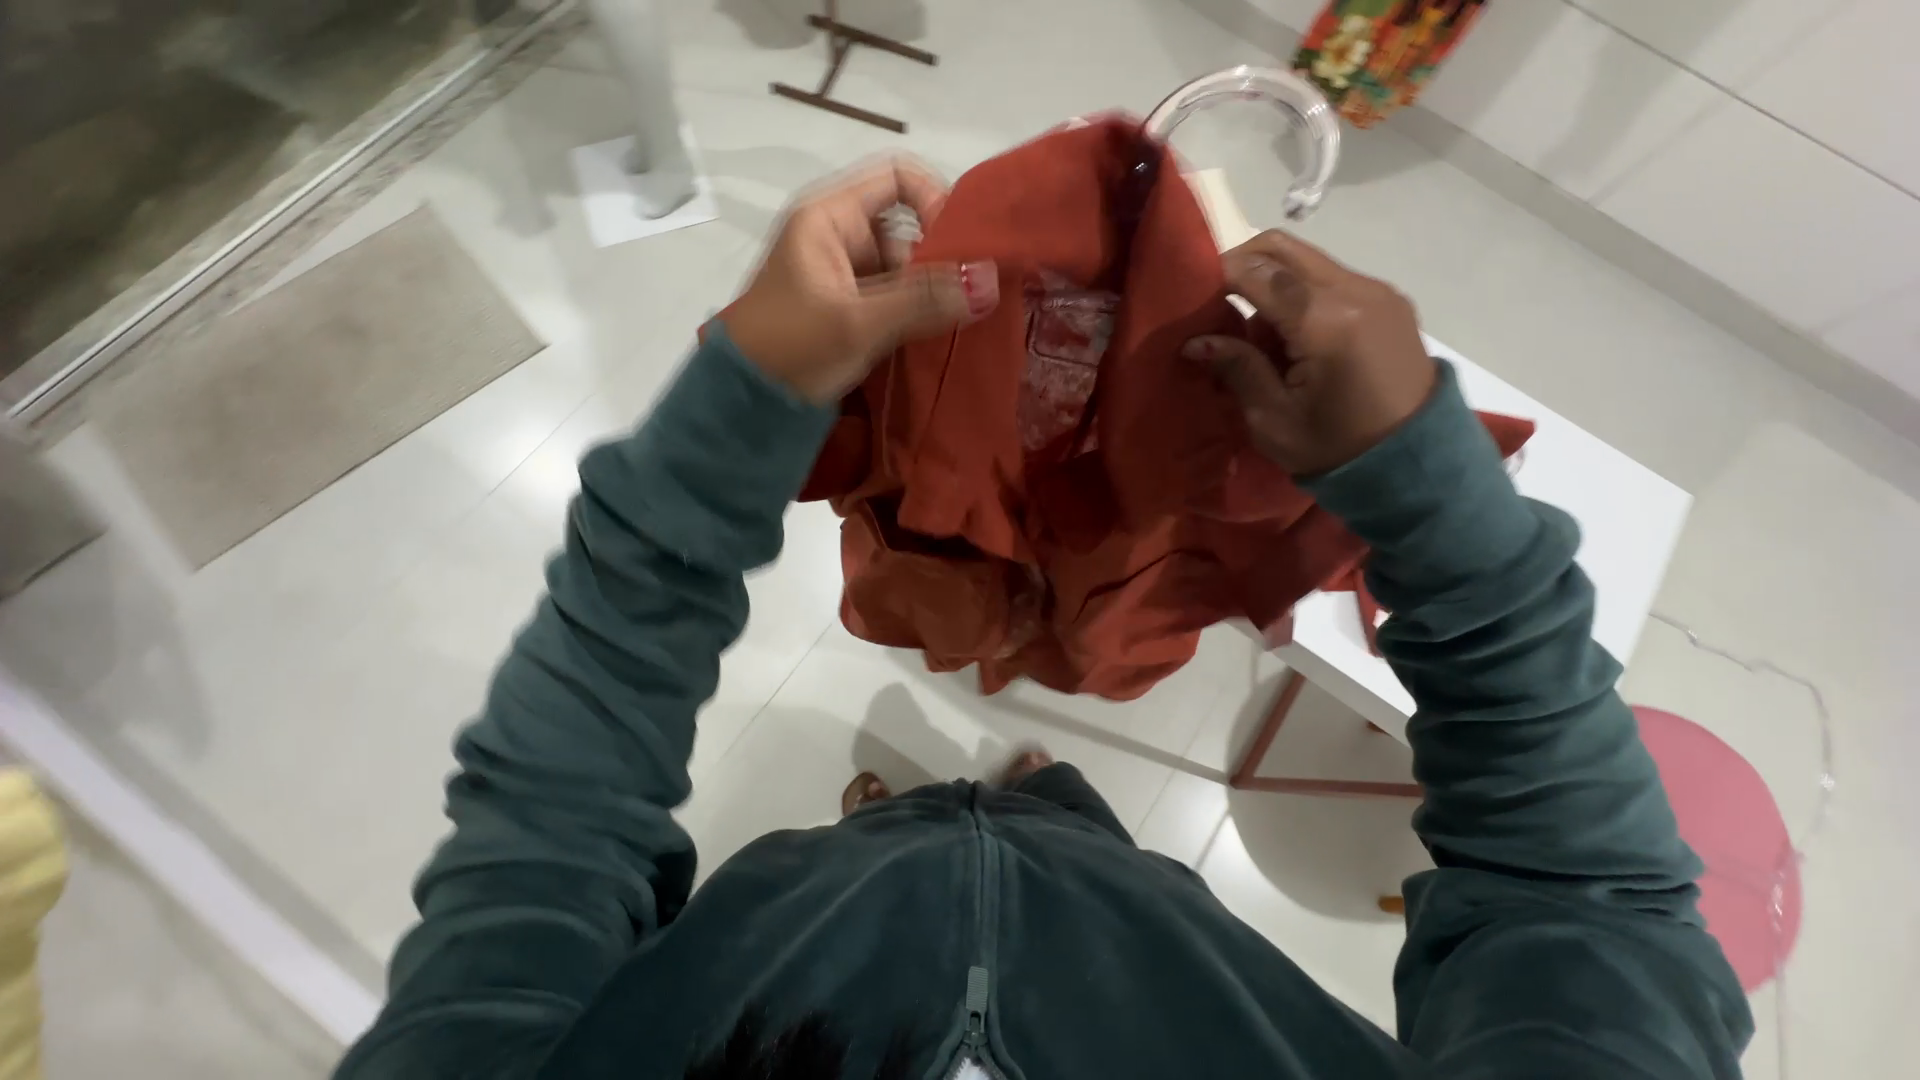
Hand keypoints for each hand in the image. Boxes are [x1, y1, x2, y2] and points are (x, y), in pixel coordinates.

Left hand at [723, 157, 998, 402]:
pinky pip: (894, 299)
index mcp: (828, 216)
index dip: (935, 201)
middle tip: (963, 302)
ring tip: (953, 326)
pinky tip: (934, 337)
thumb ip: (925, 299)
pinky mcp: (847, 311)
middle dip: (938, 262)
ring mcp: (842, 275)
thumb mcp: (859, 323)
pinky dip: (915, 315)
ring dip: (929, 295)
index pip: (898, 176)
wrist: (741, 403)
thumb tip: (992, 279)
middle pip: (907, 227)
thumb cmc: (790, 349)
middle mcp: (837, 235)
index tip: (957, 250)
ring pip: (904, 269)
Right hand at [1183, 230, 1434, 474]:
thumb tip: (1197, 341)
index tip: (1192, 300)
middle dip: (1241, 266)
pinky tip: (1289, 336)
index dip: (1218, 277)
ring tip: (1255, 333)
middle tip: (1215, 303)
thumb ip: (1238, 369)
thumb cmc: (1336, 449)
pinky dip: (1300, 294)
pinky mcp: (1388, 301)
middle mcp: (1356, 291)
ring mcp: (1378, 291)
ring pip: (1306, 260)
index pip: (1258, 272)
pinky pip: (1330, 279)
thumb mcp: (1273, 420)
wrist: (1414, 462)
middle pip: (1282, 248)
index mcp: (1327, 322)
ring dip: (1271, 282)